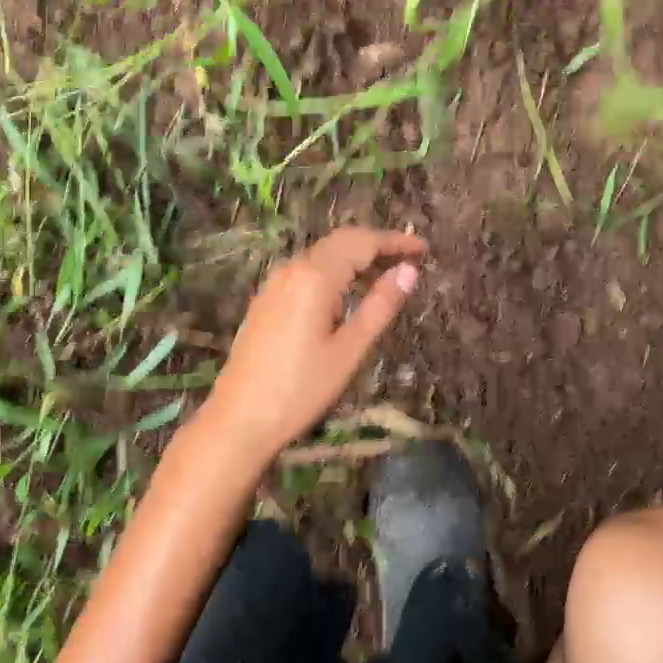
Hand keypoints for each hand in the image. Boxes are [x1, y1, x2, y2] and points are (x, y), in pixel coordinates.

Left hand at [198, 227, 426, 457]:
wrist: (238, 420)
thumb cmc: (301, 389)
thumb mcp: (350, 349)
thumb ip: (380, 305)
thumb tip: (408, 271)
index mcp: (315, 278)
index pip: (362, 243)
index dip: (395, 242)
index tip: (424, 249)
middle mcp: (293, 270)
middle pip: (342, 242)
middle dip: (377, 245)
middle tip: (410, 258)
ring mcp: (275, 284)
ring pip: (323, 255)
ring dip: (356, 258)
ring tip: (387, 276)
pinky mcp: (267, 300)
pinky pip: (308, 271)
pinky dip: (335, 272)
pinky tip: (349, 295)